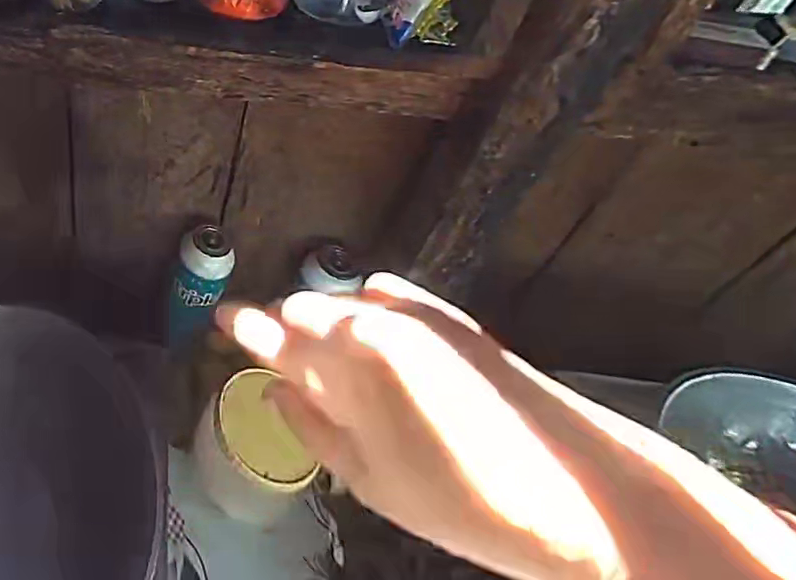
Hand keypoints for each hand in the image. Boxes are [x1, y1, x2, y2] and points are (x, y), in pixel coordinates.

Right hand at [219, 276, 795, 579]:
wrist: (574, 485)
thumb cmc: (462, 501)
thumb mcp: (373, 482)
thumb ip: (314, 428)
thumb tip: (273, 388)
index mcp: (346, 366)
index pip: (275, 332)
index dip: (243, 323)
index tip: (220, 316)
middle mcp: (369, 322)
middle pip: (303, 311)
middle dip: (283, 328)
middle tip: (276, 354)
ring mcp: (408, 311)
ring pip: (340, 302)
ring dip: (323, 321)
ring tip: (326, 356)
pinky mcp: (440, 309)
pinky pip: (380, 294)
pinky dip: (364, 309)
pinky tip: (372, 335)